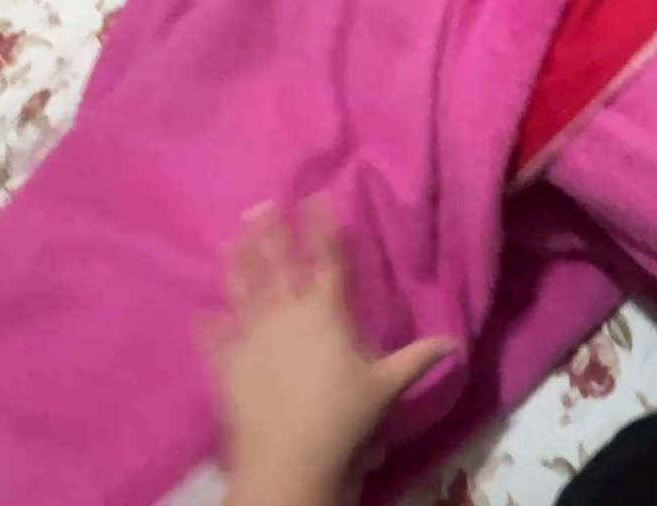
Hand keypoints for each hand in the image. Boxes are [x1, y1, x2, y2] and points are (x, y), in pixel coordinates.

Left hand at [201, 197, 456, 502]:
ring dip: (239, 262)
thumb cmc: (343, 417)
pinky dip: (208, 322)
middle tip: (262, 203)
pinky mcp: (229, 363)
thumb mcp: (387, 386)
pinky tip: (199, 308)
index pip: (327, 258)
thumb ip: (418, 358)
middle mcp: (287, 313)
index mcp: (325, 312)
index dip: (322, 226)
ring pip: (245, 289)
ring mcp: (254, 335)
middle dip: (271, 232)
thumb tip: (457, 344)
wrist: (290, 460)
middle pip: (279, 264)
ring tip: (230, 236)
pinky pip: (215, 337)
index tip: (316, 196)